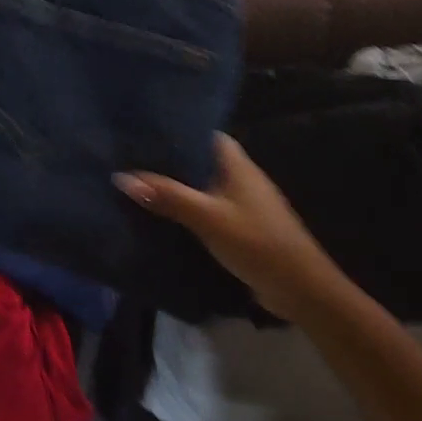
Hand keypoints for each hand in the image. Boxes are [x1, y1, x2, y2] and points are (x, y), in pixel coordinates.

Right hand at [116, 135, 339, 319]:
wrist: (299, 287)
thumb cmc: (256, 241)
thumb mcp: (207, 217)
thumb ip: (168, 196)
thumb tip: (122, 177)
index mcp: (238, 165)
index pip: (207, 136)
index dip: (179, 132)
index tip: (145, 134)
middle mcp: (242, 179)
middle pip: (203, 163)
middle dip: (172, 165)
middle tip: (132, 164)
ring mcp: (245, 206)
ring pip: (205, 190)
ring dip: (180, 191)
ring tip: (140, 189)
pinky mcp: (243, 230)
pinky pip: (210, 213)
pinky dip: (190, 214)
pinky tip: (165, 221)